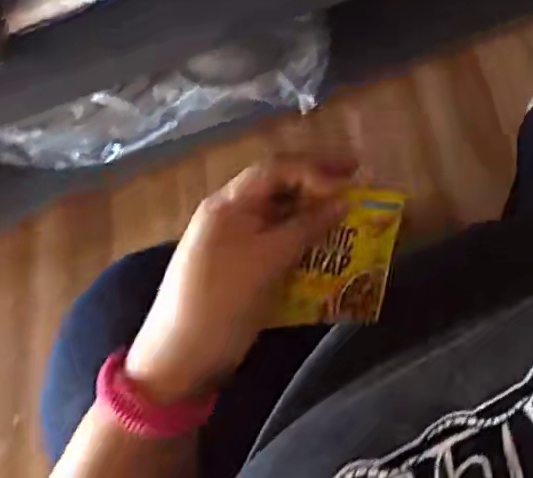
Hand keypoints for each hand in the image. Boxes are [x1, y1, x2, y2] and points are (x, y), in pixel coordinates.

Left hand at [124, 154, 355, 403]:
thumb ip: (309, 225)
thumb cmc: (222, 301)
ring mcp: (234, 236)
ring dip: (313, 204)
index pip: (278, 168)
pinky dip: (302, 229)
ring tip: (346, 205)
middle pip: (279, 181)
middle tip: (356, 176)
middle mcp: (230, 211)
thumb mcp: (270, 260)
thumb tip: (344, 201)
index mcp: (228, 203)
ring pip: (280, 207)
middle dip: (318, 178)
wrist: (177, 364)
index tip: (348, 180)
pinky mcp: (241, 260)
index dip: (316, 169)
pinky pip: (277, 232)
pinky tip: (325, 235)